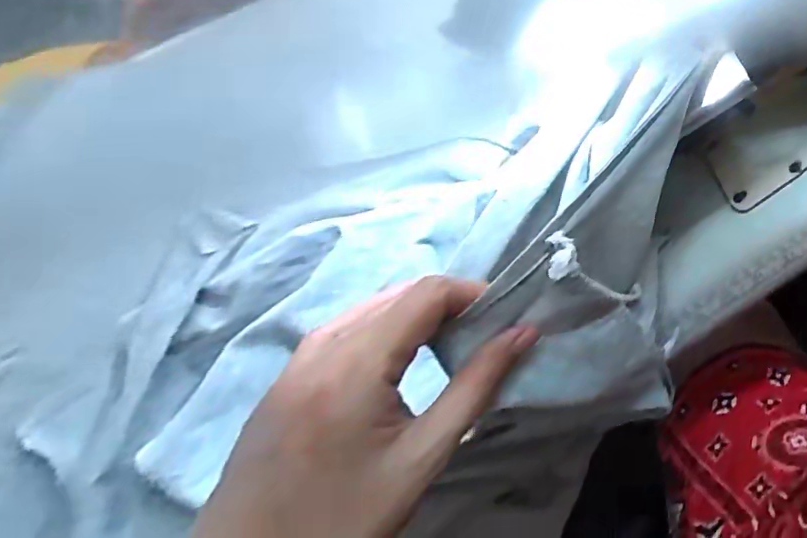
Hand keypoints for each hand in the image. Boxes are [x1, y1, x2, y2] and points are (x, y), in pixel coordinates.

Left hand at [194, 277, 538, 537]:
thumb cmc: (341, 523)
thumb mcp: (420, 459)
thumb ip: (476, 386)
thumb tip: (524, 332)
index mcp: (352, 365)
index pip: (427, 292)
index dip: (473, 293)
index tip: (503, 318)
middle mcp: (319, 351)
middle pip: (401, 293)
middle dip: (449, 303)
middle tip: (482, 333)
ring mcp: (293, 365)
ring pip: (372, 307)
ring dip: (417, 314)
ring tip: (448, 345)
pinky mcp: (281, 383)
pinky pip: (344, 329)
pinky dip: (384, 328)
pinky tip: (397, 361)